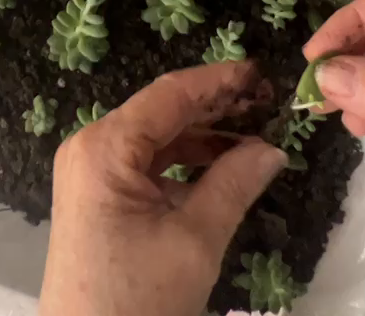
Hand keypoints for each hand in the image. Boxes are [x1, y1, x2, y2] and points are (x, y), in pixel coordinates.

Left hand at [39, 62, 287, 315]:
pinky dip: (185, 163)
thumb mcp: (193, 241)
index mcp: (105, 146)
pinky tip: (224, 166)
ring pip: (157, 137)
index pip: (170, 94)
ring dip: (204, 135)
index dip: (219, 80)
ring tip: (255, 132)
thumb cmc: (138, 303)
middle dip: (216, 106)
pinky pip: (146, 164)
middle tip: (267, 100)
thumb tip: (273, 148)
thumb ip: (234, 184)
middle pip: (163, 111)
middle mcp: (91, 146)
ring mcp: (91, 172)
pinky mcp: (98, 196)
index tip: (262, 72)